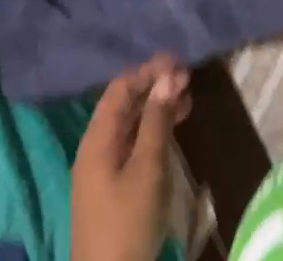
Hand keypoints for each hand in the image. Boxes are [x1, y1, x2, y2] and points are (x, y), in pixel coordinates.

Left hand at [70, 56, 191, 260]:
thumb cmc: (127, 221)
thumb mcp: (148, 167)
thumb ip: (157, 120)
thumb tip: (169, 76)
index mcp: (97, 139)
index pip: (119, 89)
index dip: (148, 71)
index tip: (179, 61)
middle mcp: (95, 147)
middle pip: (123, 105)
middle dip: (154, 86)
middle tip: (187, 76)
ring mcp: (102, 168)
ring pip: (129, 125)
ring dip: (156, 107)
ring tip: (187, 96)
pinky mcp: (112, 185)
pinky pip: (131, 144)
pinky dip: (152, 130)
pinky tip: (174, 127)